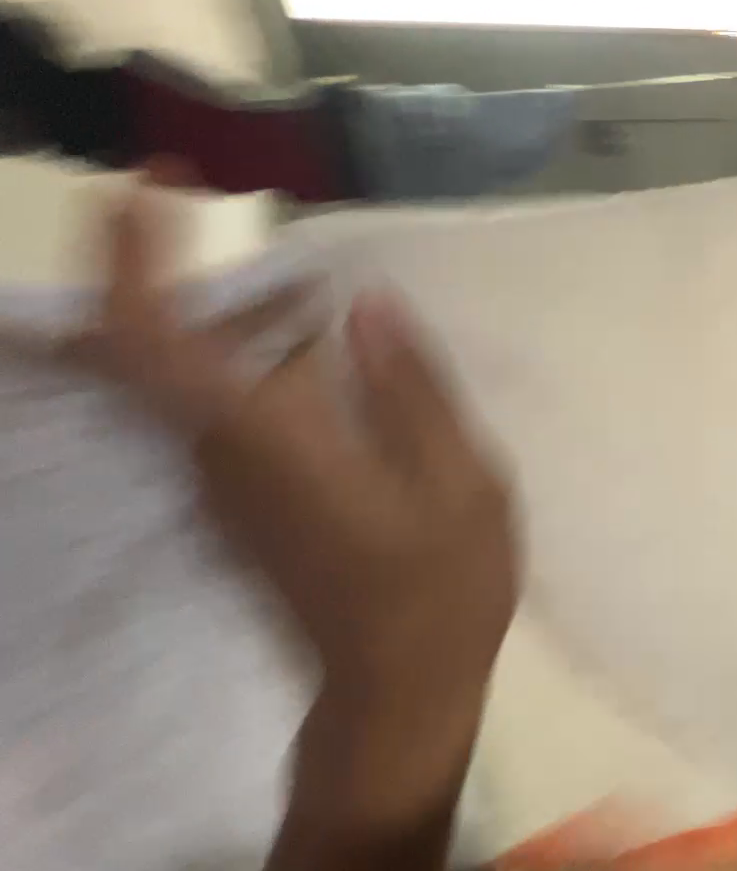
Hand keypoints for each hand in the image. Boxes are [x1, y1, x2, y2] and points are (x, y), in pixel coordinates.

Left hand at [87, 168, 519, 706]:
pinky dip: (263, 370)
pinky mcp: (246, 505)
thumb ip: (416, 392)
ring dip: (247, 326)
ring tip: (335, 307)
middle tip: (299, 261)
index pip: (148, 336)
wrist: (400, 683)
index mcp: (273, 443)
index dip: (136, 252)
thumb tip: (369, 303)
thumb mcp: (465, 483)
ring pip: (191, 380)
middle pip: (152, 347)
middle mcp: (221, 456)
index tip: (166, 186)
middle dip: (210, 283)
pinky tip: (341, 373)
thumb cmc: (446, 586)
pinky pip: (226, 414)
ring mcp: (226, 485)